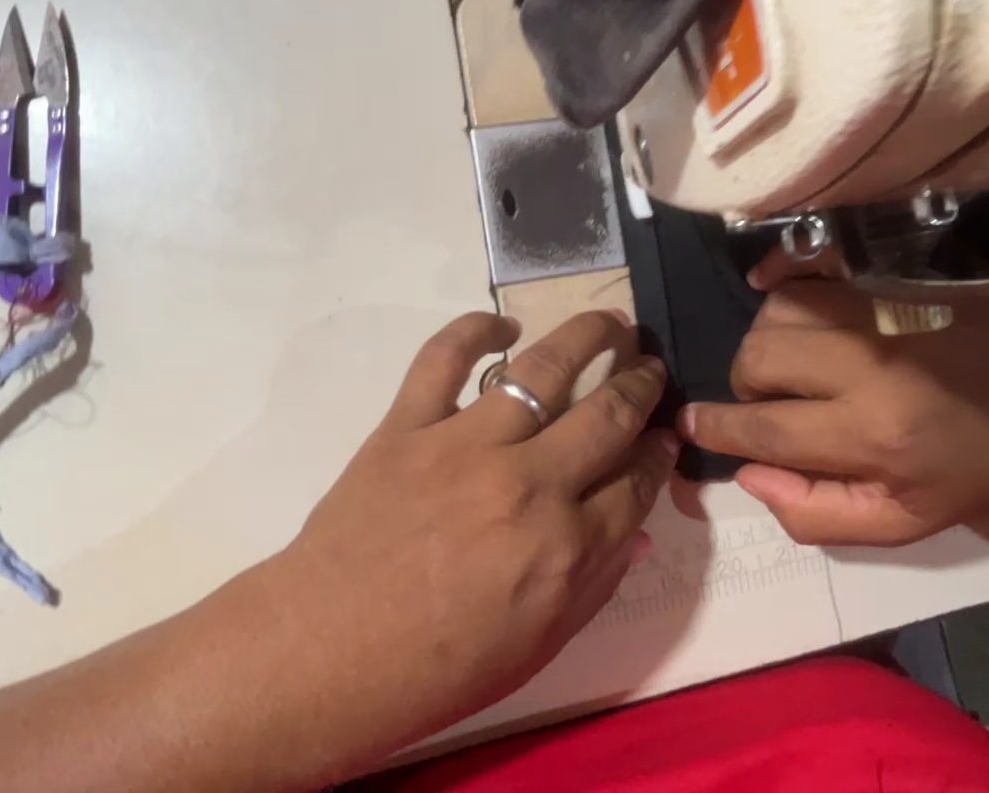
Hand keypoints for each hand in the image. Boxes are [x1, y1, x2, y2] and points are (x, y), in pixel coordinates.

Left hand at [252, 309, 677, 771]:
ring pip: (544, 369)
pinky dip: (473, 330)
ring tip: (612, 321)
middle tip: (650, 367)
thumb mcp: (538, 645)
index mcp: (567, 546)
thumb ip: (595, 582)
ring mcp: (466, 446)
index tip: (666, 433)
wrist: (322, 657)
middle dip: (641, 385)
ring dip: (589, 336)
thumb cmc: (437, 667)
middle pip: (608, 415)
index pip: (637, 480)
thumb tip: (634, 531)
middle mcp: (530, 484)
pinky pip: (443, 359)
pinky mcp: (408, 426)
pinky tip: (502, 326)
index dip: (660, 452)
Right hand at [680, 282, 988, 545]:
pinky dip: (782, 282)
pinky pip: (812, 267)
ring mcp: (881, 312)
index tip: (688, 425)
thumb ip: (814, 514)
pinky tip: (777, 298)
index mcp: (873, 435)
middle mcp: (868, 364)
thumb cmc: (974, 477)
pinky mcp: (893, 282)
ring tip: (791, 365)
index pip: (764, 429)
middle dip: (747, 389)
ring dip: (766, 342)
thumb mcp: (901, 523)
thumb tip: (746, 475)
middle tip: (772, 405)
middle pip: (758, 359)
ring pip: (776, 312)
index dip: (716, 429)